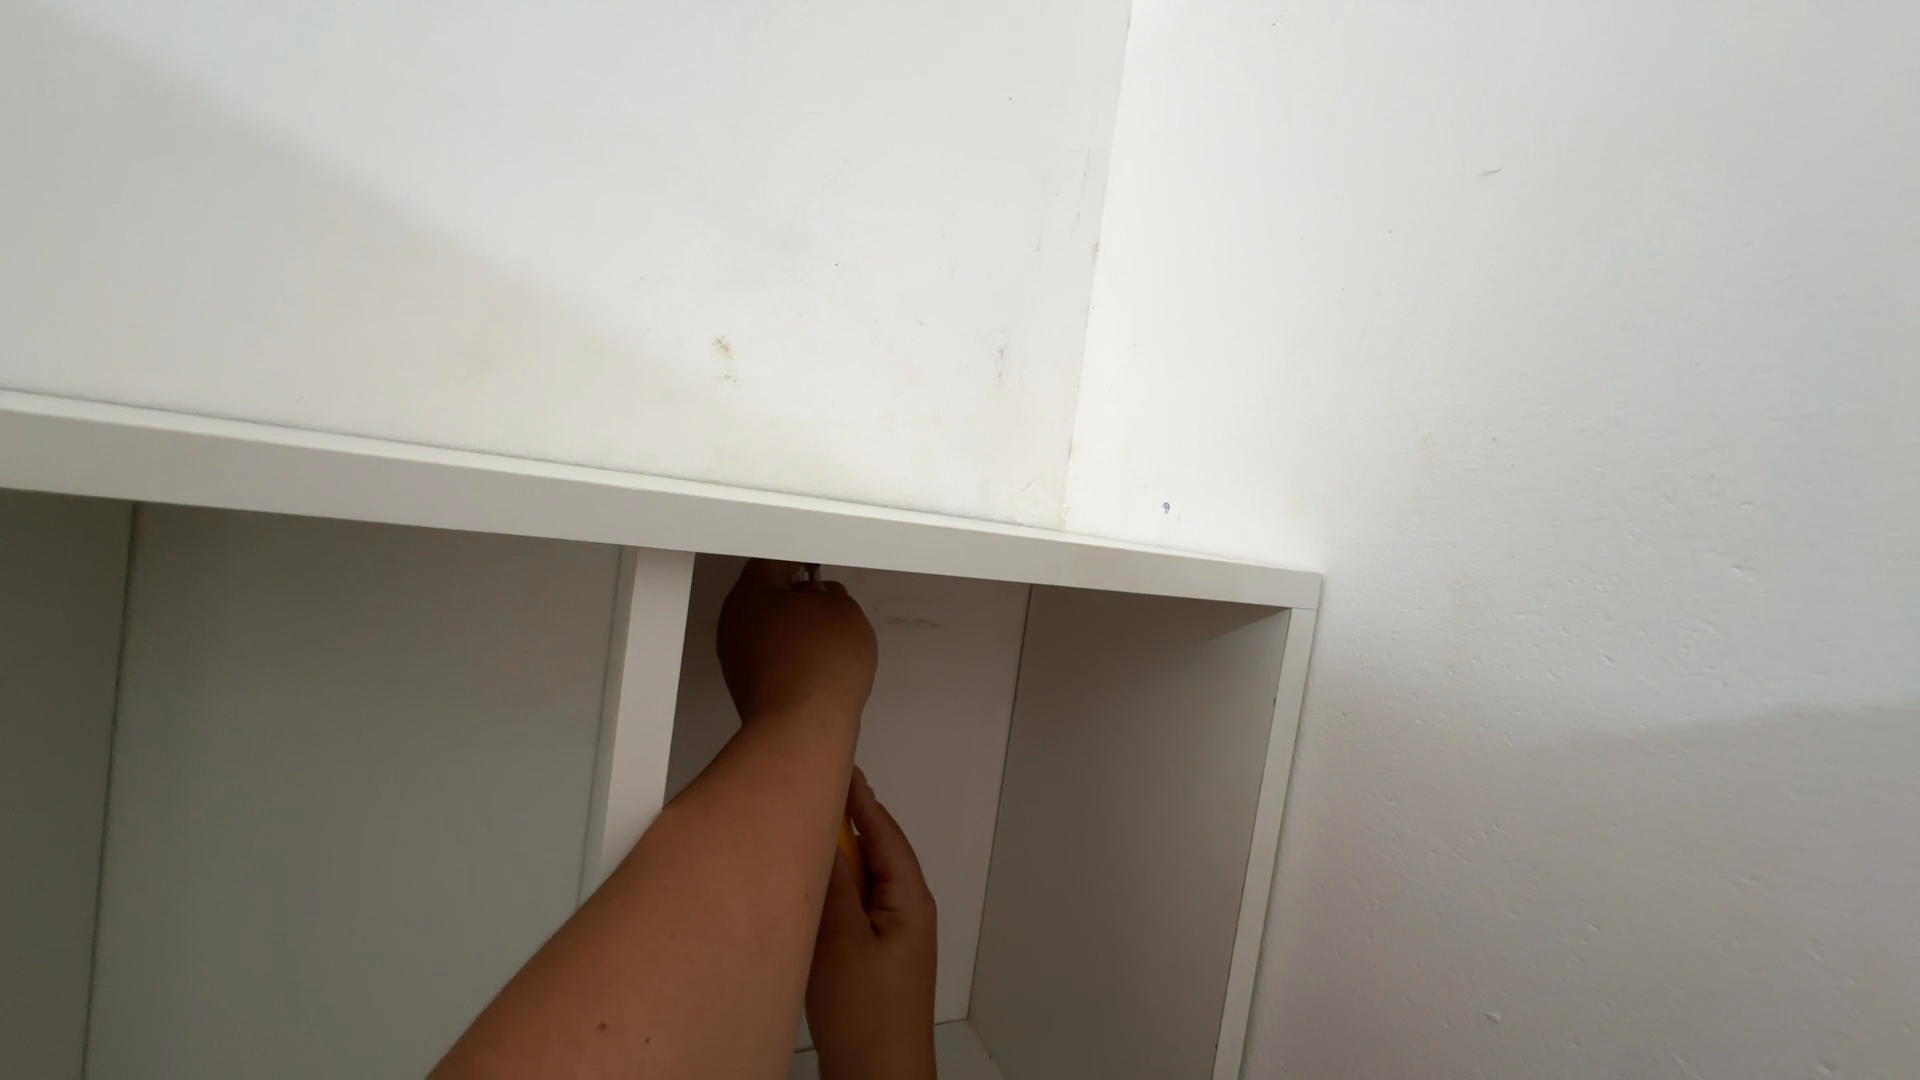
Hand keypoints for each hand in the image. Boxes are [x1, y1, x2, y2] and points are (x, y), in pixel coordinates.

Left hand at [717, 560, 877, 722]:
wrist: (805, 726)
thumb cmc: (821, 663)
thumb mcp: (845, 609)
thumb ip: (831, 593)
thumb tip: (822, 598)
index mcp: (752, 591)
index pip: (773, 560)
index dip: (801, 561)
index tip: (818, 566)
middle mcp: (735, 622)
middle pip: (767, 596)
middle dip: (799, 599)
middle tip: (829, 604)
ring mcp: (736, 657)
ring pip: (768, 629)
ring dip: (796, 630)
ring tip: (829, 640)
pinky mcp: (747, 687)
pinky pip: (771, 659)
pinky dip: (793, 657)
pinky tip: (818, 667)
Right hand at [808, 769, 937, 1079]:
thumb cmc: (867, 1015)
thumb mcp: (843, 941)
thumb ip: (835, 884)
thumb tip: (825, 833)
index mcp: (908, 896)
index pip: (883, 831)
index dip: (861, 798)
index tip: (841, 766)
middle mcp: (906, 908)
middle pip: (876, 851)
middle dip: (849, 821)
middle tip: (818, 791)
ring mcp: (892, 933)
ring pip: (864, 879)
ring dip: (841, 856)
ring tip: (811, 829)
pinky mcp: (875, 956)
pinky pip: (856, 906)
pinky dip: (836, 889)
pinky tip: (813, 888)